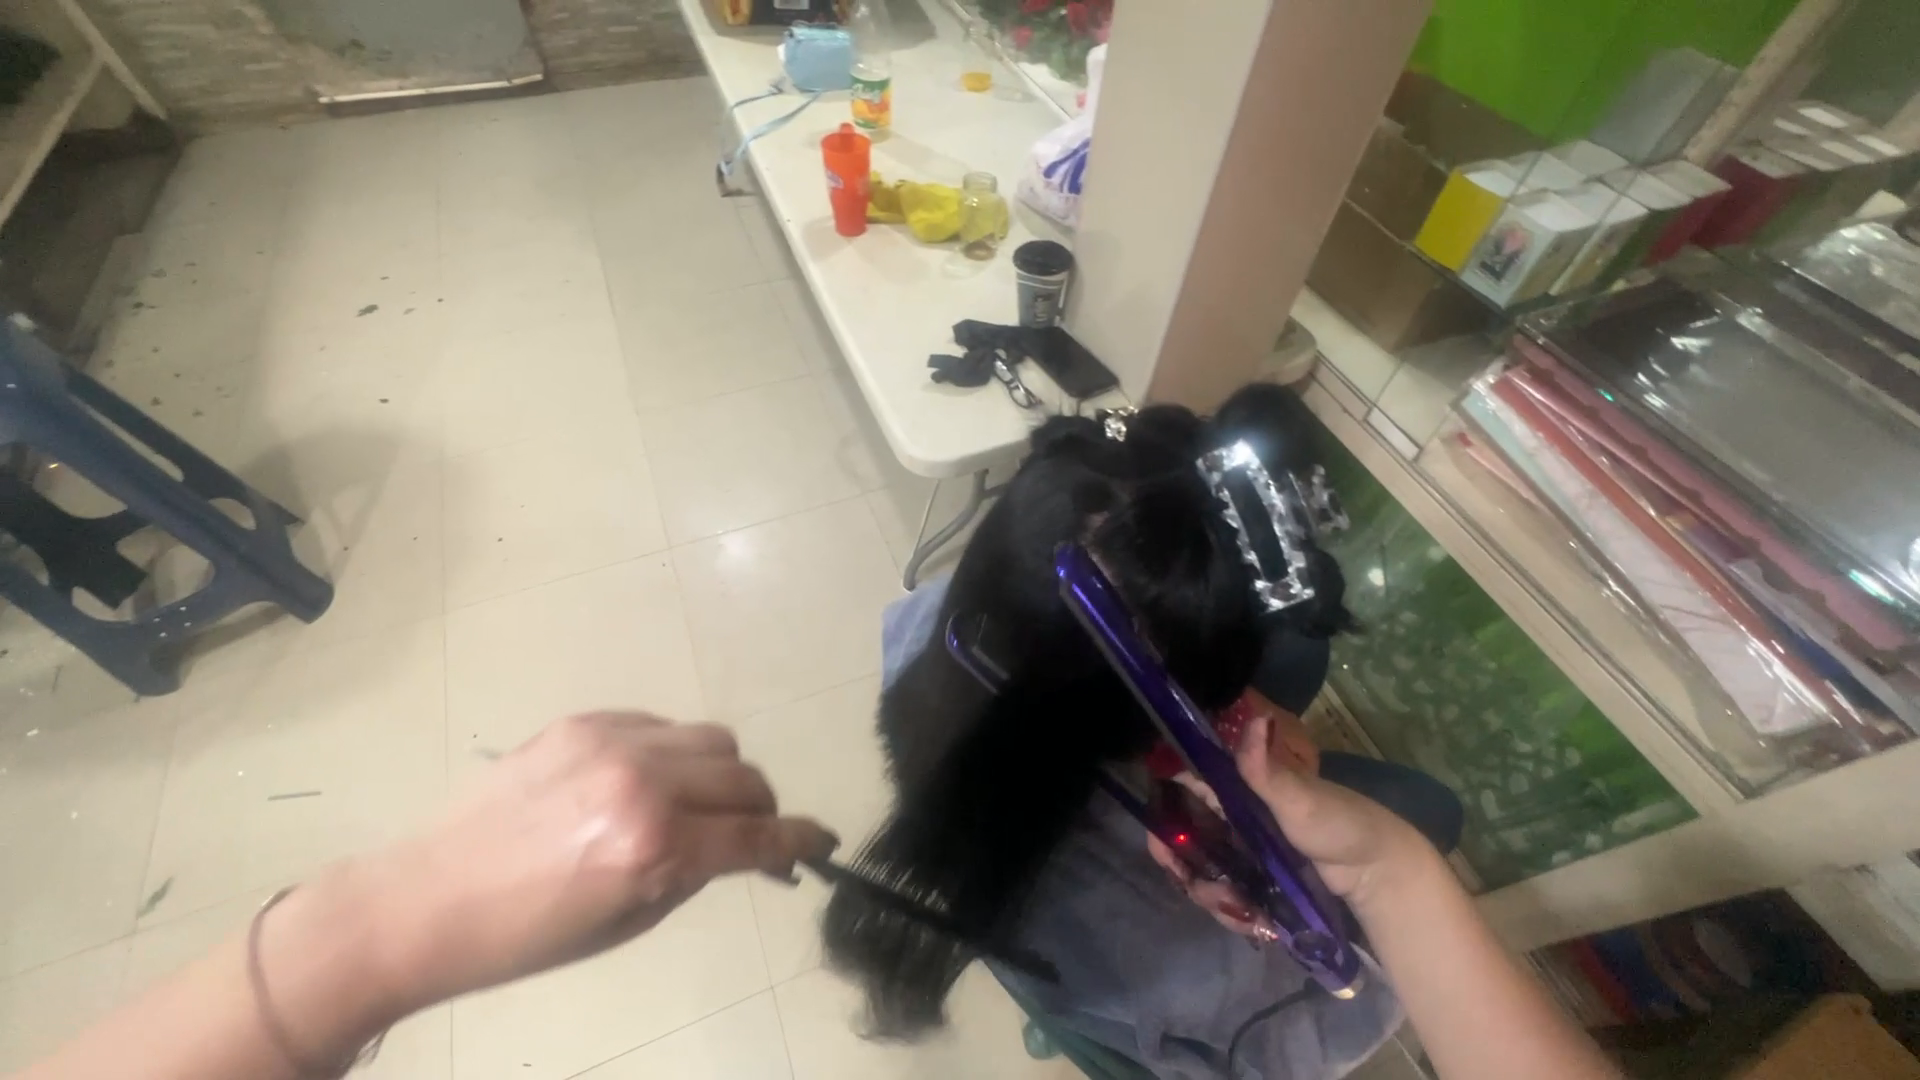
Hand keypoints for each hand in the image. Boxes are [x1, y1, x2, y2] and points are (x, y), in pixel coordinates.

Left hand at [317, 712, 835, 1012]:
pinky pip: (664, 725)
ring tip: (696, 801)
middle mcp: (643, 782)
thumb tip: (743, 846)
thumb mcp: (631, 920)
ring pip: (714, 740)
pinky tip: (644, 779)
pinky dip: (675, 753)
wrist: (424, 900)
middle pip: (745, 777)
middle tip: (749, 831)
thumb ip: (697, 870)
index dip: (798, 840)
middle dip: (761, 808)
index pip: (756, 836)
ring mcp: (614, 741)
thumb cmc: (529, 936)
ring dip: (723, 774)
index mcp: (653, 846)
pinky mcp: (586, 719)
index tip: (820, 843)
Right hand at [1147, 708, 1429, 932]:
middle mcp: (1229, 818)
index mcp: (1232, 789)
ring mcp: (1240, 854)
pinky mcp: (1254, 884)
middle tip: (1189, 882)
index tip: (1160, 840)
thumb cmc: (1338, 822)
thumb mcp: (1299, 796)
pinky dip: (1233, 912)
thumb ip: (1266, 768)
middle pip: (1182, 837)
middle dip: (1178, 862)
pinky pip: (1228, 898)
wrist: (1378, 873)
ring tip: (1235, 908)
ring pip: (1201, 871)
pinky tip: (1253, 922)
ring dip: (1207, 892)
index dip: (1162, 812)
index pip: (1180, 791)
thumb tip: (1256, 720)